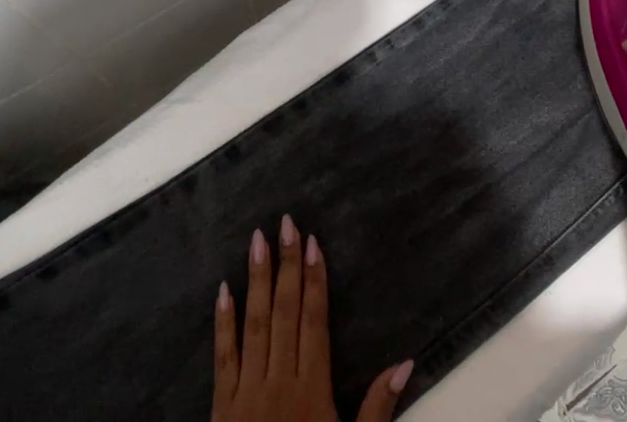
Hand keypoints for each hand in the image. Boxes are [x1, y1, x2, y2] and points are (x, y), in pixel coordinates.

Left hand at [213, 214, 412, 421]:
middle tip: (285, 223)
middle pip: (284, 314)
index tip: (313, 242)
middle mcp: (278, 383)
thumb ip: (378, 407)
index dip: (315, 281)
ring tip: (256, 241)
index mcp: (311, 391)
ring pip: (253, 326)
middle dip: (286, 266)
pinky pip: (222, 357)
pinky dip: (222, 322)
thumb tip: (406, 362)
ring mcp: (246, 392)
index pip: (314, 323)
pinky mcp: (221, 406)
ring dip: (255, 282)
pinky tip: (223, 290)